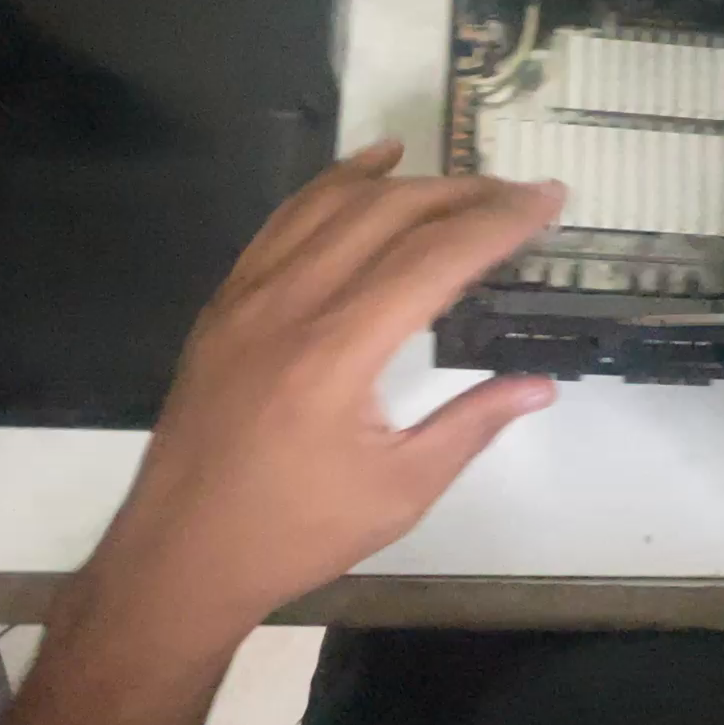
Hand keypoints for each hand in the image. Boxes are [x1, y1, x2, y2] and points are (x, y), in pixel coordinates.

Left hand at [79, 139, 564, 637]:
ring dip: (408, 182)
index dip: (498, 222)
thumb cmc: (295, 532)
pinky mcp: (228, 298)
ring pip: (337, 203)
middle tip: (519, 194)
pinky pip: (286, 218)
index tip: (547, 200)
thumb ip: (474, 424)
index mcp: (337, 352)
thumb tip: (541, 384)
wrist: (176, 559)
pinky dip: (336, 182)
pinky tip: (372, 165)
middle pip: (389, 214)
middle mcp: (291, 304)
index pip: (435, 259)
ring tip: (465, 180)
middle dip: (465, 193)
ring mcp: (250, 294)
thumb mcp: (402, 490)